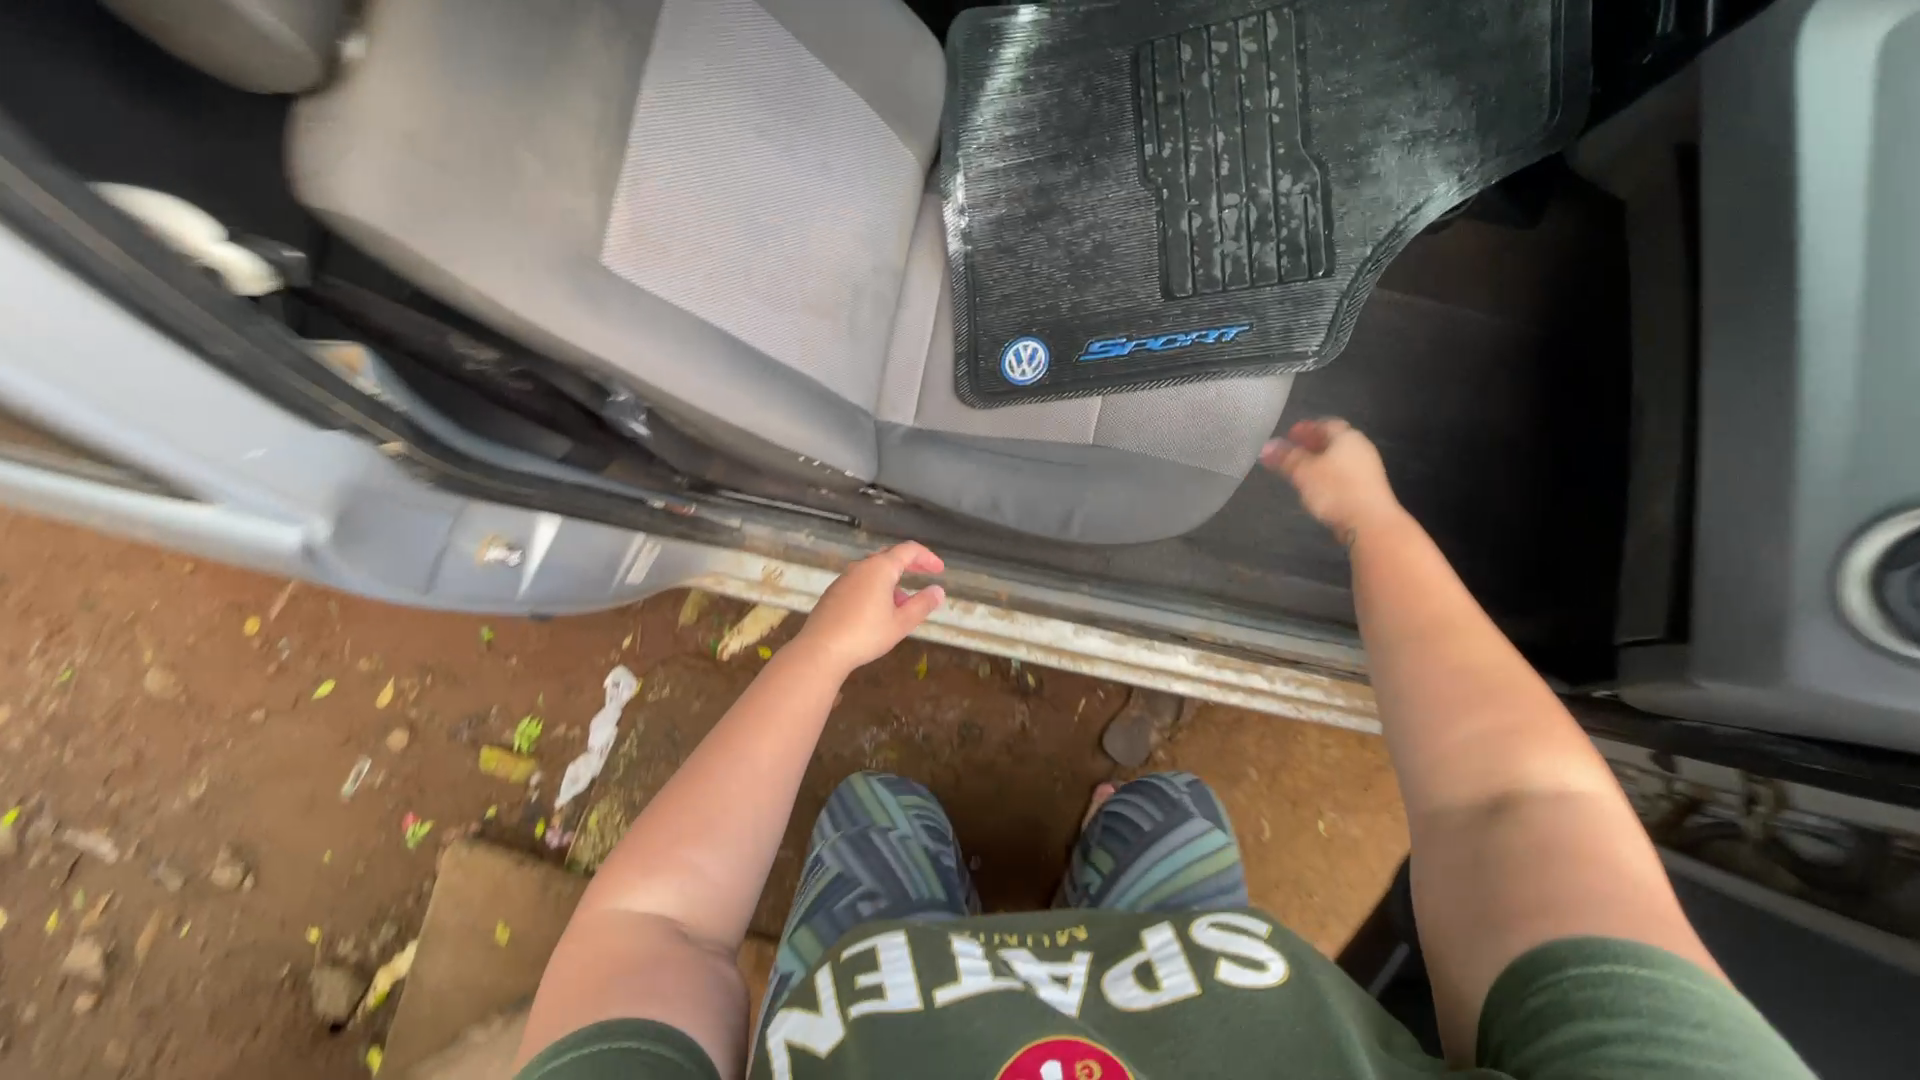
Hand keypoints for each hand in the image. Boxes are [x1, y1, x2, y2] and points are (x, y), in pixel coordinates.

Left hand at [792, 542, 946, 673]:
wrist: (821, 649)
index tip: (939, 569)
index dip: (927, 557)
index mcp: (880, 568)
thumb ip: (922, 604)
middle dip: (910, 565)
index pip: (908, 551)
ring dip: (892, 581)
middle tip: (925, 575)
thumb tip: (938, 591)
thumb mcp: (901, 623)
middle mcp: (861, 567)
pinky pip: (861, 582)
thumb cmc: (865, 635)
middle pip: (889, 556)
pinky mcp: (833, 593)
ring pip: (874, 571)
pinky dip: (876, 589)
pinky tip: (879, 612)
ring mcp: (844, 579)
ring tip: (904, 604)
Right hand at [1259, 418, 1404, 545]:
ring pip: (1338, 459)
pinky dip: (1327, 475)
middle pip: (1333, 441)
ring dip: (1319, 461)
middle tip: (1292, 451)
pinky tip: (1315, 486)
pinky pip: (1342, 474)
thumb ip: (1285, 457)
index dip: (1307, 428)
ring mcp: (1366, 469)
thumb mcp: (1304, 471)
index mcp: (1347, 438)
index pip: (1326, 424)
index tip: (1290, 434)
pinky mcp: (1367, 489)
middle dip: (1311, 444)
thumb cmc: (1336, 489)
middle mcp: (1360, 449)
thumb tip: (1266, 446)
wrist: (1370, 521)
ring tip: (1299, 470)